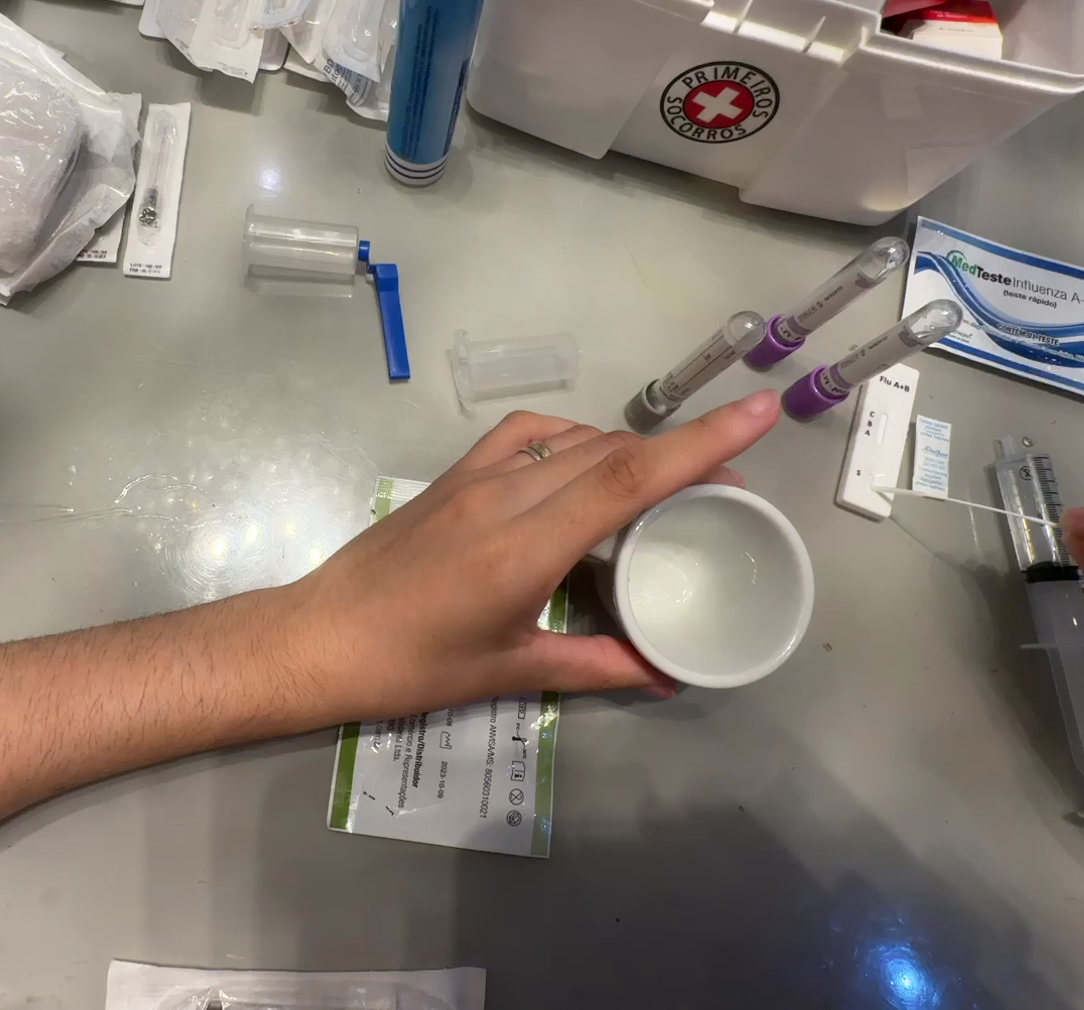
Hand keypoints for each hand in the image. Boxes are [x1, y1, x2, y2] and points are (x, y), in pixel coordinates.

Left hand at [278, 391, 780, 725]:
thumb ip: (594, 664)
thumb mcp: (508, 671)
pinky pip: (522, 436)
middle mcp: (503, 497)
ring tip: (659, 480)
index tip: (759, 412)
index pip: (628, 480)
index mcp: (524, 548)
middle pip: (610, 453)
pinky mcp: (450, 476)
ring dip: (626, 449)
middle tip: (723, 485)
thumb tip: (665, 671)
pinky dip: (567, 438)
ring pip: (570, 440)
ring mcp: (472, 479)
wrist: (323, 635)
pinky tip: (579, 463)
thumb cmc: (411, 665)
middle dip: (679, 454)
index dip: (701, 443)